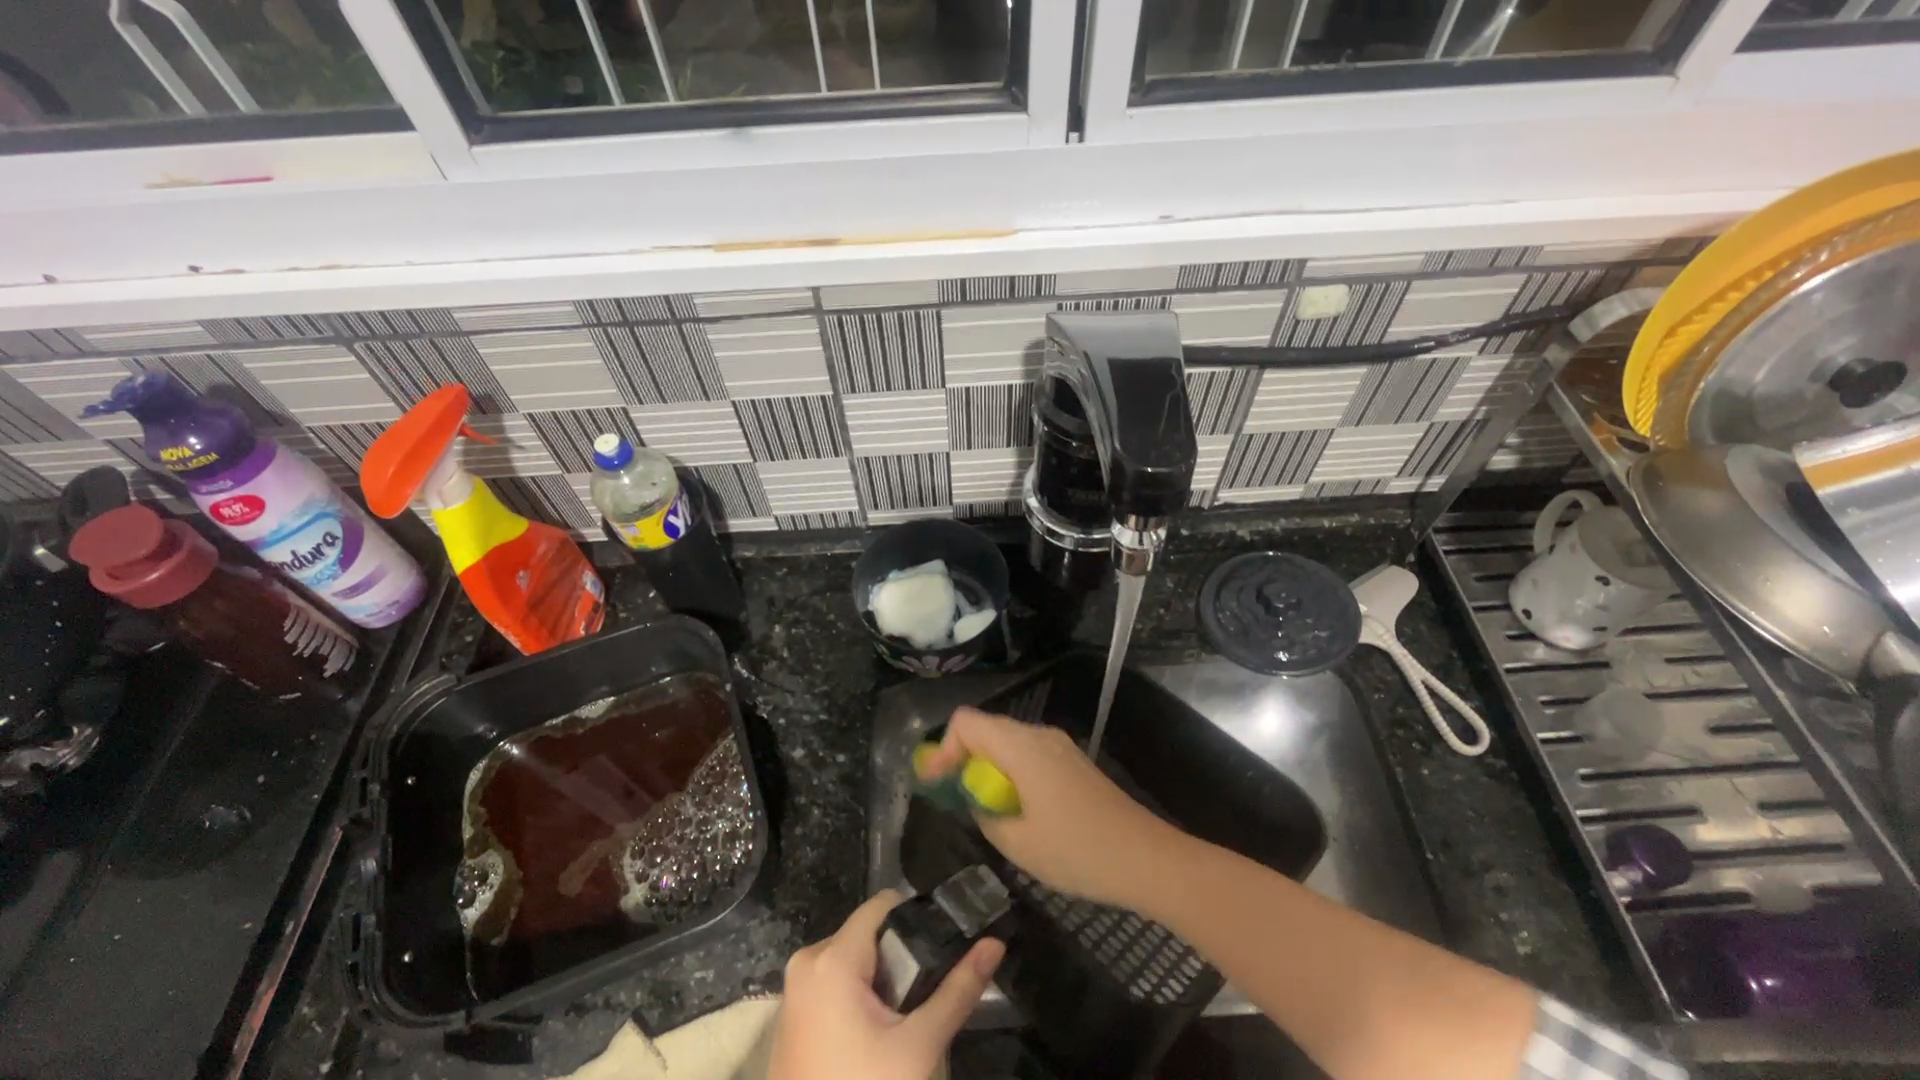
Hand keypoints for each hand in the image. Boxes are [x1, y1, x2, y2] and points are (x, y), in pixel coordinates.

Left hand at [769, 890, 1003, 1079]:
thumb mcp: (918, 1044)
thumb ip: (957, 991)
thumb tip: (994, 944)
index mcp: (833, 958)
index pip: (882, 905)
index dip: (918, 916)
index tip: (945, 944)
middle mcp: (808, 961)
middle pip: (868, 933)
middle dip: (900, 956)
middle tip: (927, 993)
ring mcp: (795, 988)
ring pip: (853, 959)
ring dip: (882, 979)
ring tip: (905, 1017)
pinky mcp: (792, 1013)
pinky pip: (833, 982)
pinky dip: (858, 996)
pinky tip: (876, 1033)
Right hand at [915, 707, 1189, 909]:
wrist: (1146, 859)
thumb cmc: (1076, 851)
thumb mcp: (1016, 843)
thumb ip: (984, 814)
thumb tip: (975, 800)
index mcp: (1021, 747)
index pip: (966, 723)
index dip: (943, 749)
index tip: (937, 786)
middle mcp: (1039, 736)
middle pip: (986, 730)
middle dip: (963, 761)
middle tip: (956, 802)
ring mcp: (1061, 748)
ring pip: (1008, 746)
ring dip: (989, 772)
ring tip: (986, 813)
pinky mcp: (1074, 765)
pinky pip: (1029, 758)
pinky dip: (1012, 778)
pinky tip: (1020, 814)